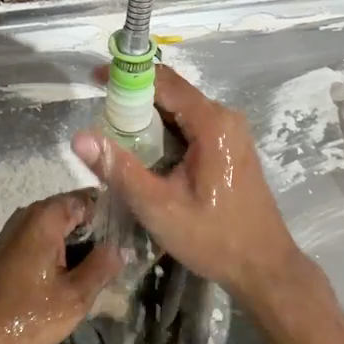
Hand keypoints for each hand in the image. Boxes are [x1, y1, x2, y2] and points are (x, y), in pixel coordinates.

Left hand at [0, 191, 122, 343]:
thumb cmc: (25, 317)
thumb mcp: (74, 297)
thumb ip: (102, 266)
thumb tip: (122, 245)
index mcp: (45, 216)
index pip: (89, 199)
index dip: (112, 217)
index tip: (129, 239)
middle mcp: (28, 214)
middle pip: (73, 212)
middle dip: (95, 235)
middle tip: (115, 263)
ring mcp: (14, 231)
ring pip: (57, 229)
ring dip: (76, 248)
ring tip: (96, 275)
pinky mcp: (6, 250)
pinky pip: (42, 241)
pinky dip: (58, 255)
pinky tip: (67, 281)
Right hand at [71, 65, 304, 304]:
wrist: (264, 267)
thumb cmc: (213, 238)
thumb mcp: (158, 207)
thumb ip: (119, 169)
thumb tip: (79, 137)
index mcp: (211, 122)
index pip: (163, 80)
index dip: (127, 75)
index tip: (96, 80)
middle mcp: (224, 116)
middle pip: (172, 91)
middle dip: (134, 95)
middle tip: (101, 112)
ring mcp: (230, 130)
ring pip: (180, 107)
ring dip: (149, 113)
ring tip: (115, 130)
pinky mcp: (230, 144)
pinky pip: (191, 122)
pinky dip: (165, 127)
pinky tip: (146, 149)